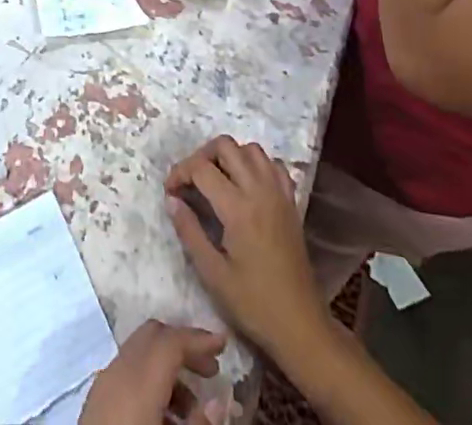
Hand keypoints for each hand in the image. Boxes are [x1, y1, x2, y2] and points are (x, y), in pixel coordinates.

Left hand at [79, 320, 227, 424]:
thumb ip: (199, 424)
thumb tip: (219, 401)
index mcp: (136, 383)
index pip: (168, 341)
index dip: (198, 338)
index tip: (224, 344)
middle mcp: (117, 373)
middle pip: (151, 336)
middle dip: (184, 346)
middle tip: (212, 371)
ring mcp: (103, 384)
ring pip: (139, 354)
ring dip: (168, 368)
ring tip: (194, 408)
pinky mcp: (97, 399)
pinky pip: (128, 374)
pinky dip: (152, 381)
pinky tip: (169, 418)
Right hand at [165, 137, 325, 354]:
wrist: (301, 325)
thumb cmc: (253, 303)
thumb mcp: (211, 272)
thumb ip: (189, 230)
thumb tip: (171, 200)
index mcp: (238, 209)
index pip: (201, 168)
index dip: (178, 173)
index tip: (170, 193)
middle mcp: (261, 192)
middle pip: (226, 146)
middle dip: (201, 156)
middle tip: (190, 182)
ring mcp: (280, 196)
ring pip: (252, 149)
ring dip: (229, 156)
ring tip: (215, 179)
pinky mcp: (291, 204)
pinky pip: (274, 166)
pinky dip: (256, 165)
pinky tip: (245, 185)